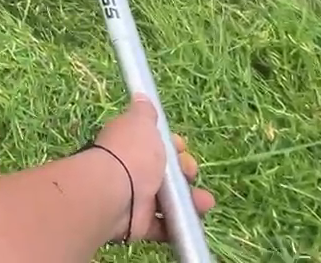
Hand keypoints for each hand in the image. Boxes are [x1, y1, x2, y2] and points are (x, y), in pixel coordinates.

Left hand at [93, 96, 215, 241]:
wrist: (117, 192)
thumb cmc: (132, 153)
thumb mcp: (141, 123)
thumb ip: (144, 113)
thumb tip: (141, 96)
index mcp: (130, 142)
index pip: (155, 143)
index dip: (173, 145)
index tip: (181, 146)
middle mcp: (132, 167)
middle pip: (166, 171)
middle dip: (185, 172)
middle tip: (189, 172)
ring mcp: (136, 195)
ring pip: (170, 200)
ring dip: (191, 201)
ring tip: (203, 202)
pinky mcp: (140, 222)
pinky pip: (164, 225)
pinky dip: (179, 224)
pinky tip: (192, 220)